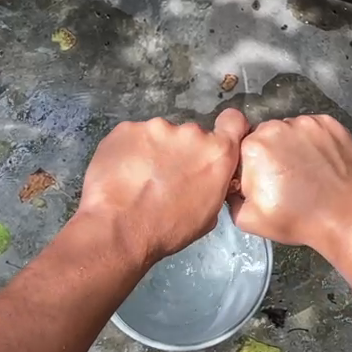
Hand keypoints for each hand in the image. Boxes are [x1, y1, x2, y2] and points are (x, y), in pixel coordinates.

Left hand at [72, 109, 249, 265]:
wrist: (118, 229)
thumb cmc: (166, 230)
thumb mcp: (208, 216)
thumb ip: (215, 184)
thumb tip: (208, 178)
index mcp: (217, 154)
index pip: (233, 121)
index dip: (226, 129)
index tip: (215, 141)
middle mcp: (191, 133)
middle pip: (191, 135)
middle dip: (182, 151)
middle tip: (166, 177)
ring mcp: (157, 127)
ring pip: (160, 135)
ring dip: (154, 151)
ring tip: (139, 178)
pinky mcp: (128, 128)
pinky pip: (134, 136)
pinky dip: (130, 150)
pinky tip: (122, 172)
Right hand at [230, 114, 351, 256]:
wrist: (345, 219)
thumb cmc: (299, 219)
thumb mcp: (248, 219)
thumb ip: (230, 196)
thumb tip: (232, 185)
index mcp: (254, 146)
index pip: (241, 148)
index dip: (250, 167)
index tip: (262, 181)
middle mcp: (279, 127)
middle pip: (265, 135)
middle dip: (271, 153)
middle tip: (284, 178)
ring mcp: (308, 124)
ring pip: (290, 131)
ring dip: (293, 146)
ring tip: (305, 172)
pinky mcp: (331, 125)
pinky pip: (314, 129)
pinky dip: (315, 143)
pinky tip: (319, 165)